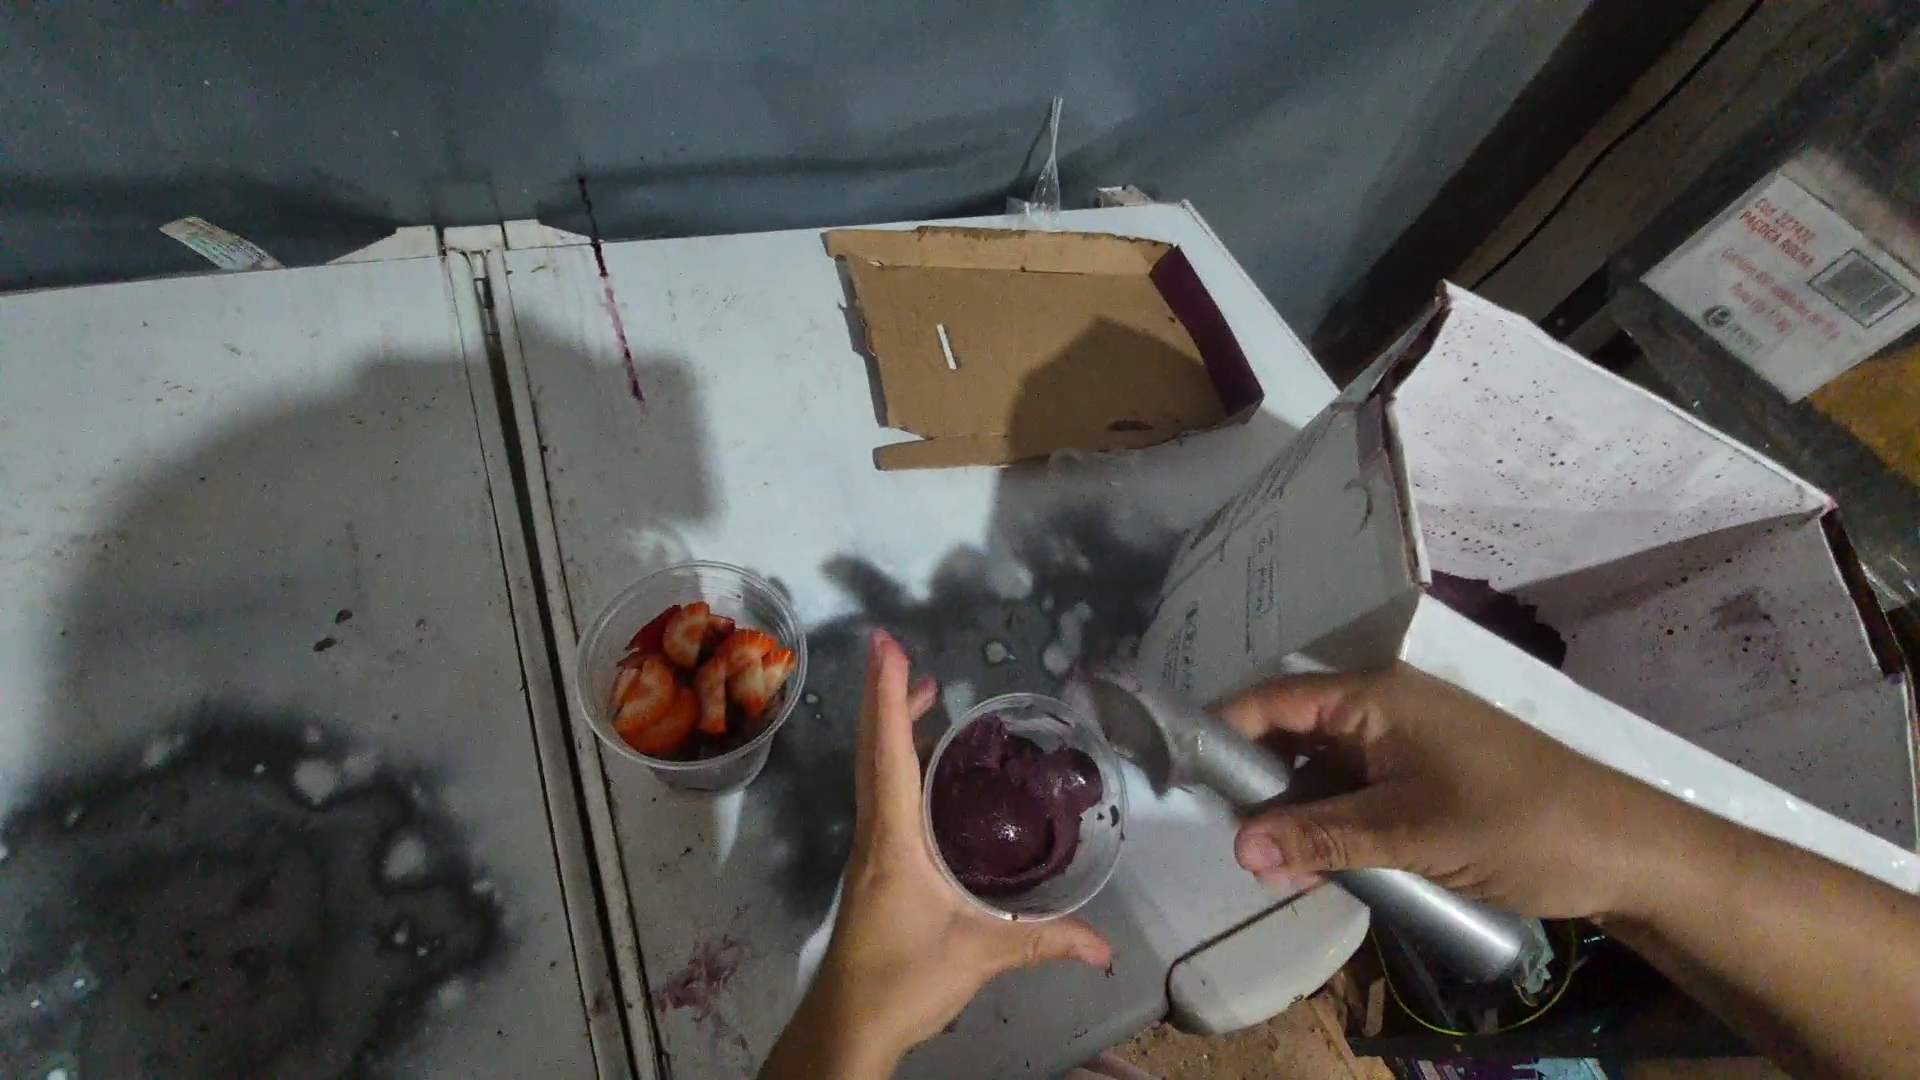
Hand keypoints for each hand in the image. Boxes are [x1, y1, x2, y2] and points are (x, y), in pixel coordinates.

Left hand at [761, 630, 1110, 1079]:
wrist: (849, 1024)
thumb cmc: (904, 980)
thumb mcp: (980, 955)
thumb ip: (1043, 942)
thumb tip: (1103, 946)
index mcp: (894, 837)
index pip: (889, 752)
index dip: (886, 696)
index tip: (884, 647)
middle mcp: (875, 828)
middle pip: (872, 747)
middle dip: (884, 695)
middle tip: (902, 654)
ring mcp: (870, 842)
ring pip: (873, 767)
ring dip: (890, 724)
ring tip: (923, 693)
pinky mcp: (875, 858)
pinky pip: (881, 789)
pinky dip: (896, 757)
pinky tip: (927, 763)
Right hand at [1220, 662, 1685, 919]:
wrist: (1635, 855)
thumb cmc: (1520, 824)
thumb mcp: (1411, 835)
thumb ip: (1321, 839)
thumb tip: (1238, 850)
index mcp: (1370, 697)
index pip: (1273, 700)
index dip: (1224, 730)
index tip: (1185, 772)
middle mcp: (1375, 708)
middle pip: (1288, 733)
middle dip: (1256, 782)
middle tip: (1230, 832)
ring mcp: (1395, 741)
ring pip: (1316, 766)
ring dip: (1292, 809)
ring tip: (1269, 858)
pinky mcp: (1413, 772)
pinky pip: (1347, 786)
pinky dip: (1326, 819)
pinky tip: (1315, 859)